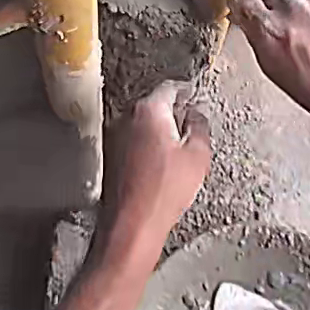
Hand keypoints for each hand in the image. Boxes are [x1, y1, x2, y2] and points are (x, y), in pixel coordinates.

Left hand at [101, 81, 211, 269]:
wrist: (133, 222)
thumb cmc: (164, 190)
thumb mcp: (197, 155)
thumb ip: (199, 126)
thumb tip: (197, 113)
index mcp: (149, 110)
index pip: (170, 88)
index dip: (187, 91)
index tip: (195, 96)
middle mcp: (127, 117)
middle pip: (153, 103)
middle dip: (172, 110)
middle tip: (191, 121)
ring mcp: (115, 135)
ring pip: (142, 122)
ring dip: (158, 128)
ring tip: (177, 145)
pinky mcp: (110, 154)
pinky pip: (133, 139)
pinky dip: (146, 143)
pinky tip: (159, 161)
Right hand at [228, 0, 309, 121]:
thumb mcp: (271, 67)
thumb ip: (256, 36)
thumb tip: (247, 20)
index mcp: (268, 27)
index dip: (240, 3)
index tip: (243, 9)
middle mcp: (292, 8)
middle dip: (267, 7)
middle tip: (275, 26)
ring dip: (293, 10)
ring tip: (305, 35)